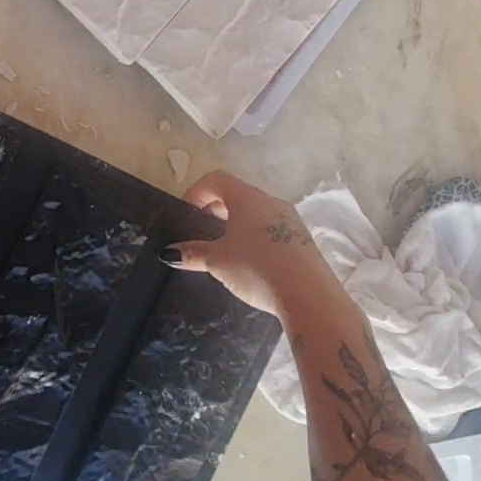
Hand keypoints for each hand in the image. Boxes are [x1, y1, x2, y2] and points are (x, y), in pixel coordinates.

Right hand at [170, 171, 338, 317]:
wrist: (312, 300)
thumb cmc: (257, 269)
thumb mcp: (217, 261)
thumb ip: (192, 253)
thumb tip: (168, 252)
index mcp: (247, 199)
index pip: (216, 180)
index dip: (196, 192)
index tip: (187, 214)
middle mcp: (271, 203)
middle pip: (237, 194)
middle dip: (215, 209)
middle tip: (202, 231)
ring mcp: (292, 222)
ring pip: (256, 212)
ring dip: (236, 223)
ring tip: (225, 248)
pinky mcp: (304, 241)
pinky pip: (272, 229)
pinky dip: (255, 236)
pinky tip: (251, 262)